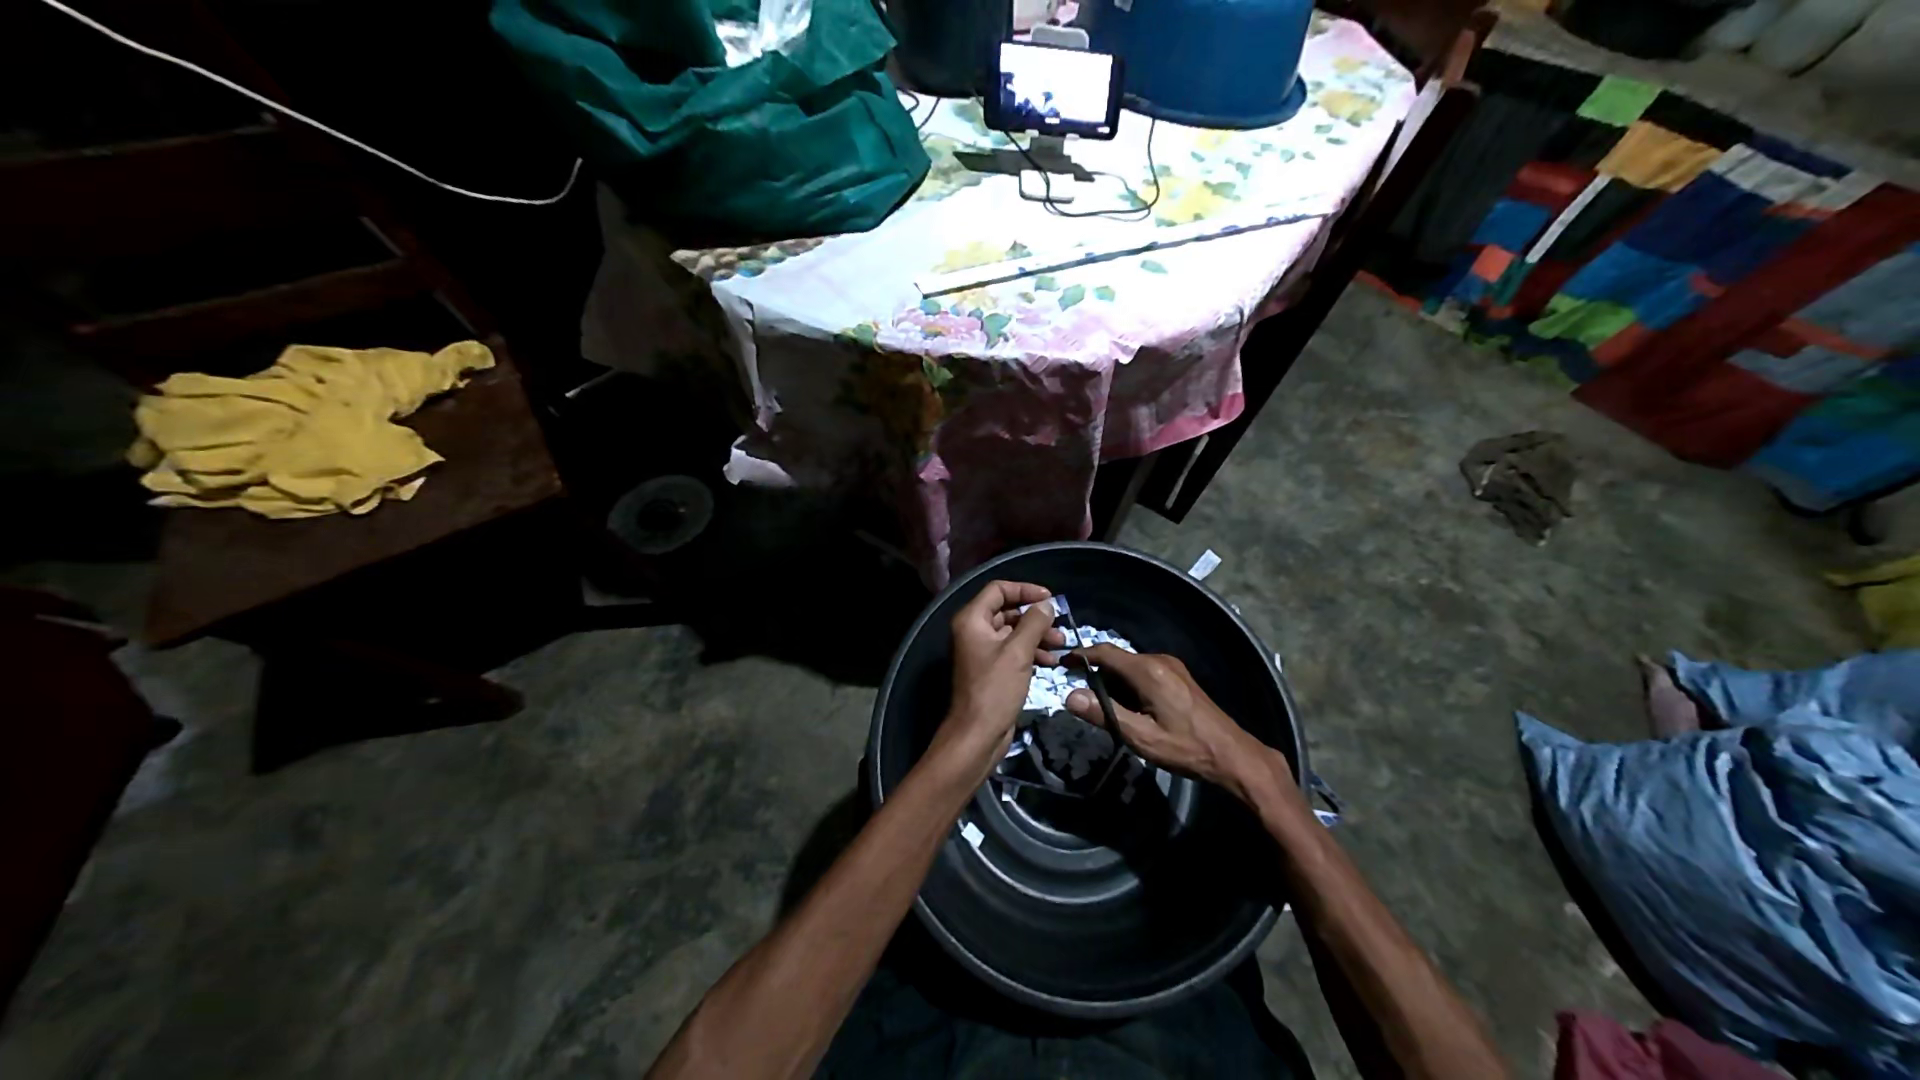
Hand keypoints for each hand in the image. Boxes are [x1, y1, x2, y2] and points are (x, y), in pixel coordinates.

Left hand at [930, 580, 1066, 785]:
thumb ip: (1034, 623)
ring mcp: (982, 651)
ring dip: (1037, 635)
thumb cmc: (995, 689)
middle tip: (1059, 626)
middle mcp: (974, 631)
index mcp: (972, 620)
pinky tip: (1050, 661)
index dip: (1025, 590)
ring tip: (1061, 645)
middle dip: (1035, 617)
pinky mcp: (992, 669)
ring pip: (1013, 632)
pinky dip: (1031, 652)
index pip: (998, 590)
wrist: (978, 733)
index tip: (1050, 599)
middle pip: (1007, 610)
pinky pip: (1013, 651)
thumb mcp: (1018, 652)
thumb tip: (1047, 604)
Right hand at [1065, 645, 1279, 802]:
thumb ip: (1105, 714)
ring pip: (1130, 667)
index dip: (1081, 655)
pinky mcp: (1179, 677)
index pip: (1105, 652)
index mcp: (1148, 671)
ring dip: (1114, 682)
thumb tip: (1070, 696)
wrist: (1232, 754)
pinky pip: (1145, 672)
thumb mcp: (1141, 736)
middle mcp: (1159, 661)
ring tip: (1104, 707)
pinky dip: (1129, 685)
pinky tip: (1129, 708)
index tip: (1062, 663)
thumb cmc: (1185, 747)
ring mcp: (1172, 667)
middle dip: (1097, 674)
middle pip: (1117, 659)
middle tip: (1081, 696)